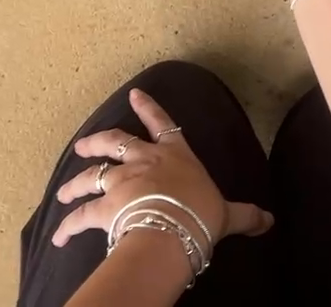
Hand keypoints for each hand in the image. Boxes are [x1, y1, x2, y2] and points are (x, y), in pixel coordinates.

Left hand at [51, 89, 272, 250]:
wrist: (173, 229)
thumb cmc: (199, 214)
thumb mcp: (226, 214)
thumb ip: (244, 215)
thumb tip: (270, 221)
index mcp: (174, 154)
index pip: (162, 123)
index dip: (148, 107)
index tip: (134, 93)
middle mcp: (144, 160)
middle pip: (115, 143)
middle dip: (97, 141)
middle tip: (83, 144)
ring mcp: (121, 180)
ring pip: (90, 176)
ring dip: (74, 184)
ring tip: (62, 193)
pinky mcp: (104, 205)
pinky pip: (81, 215)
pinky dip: (69, 226)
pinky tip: (60, 236)